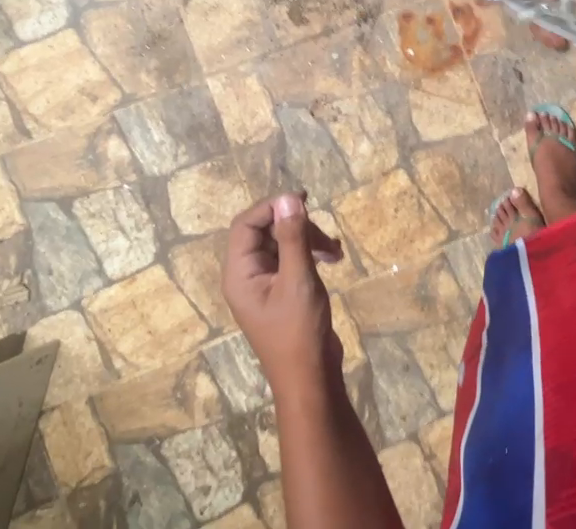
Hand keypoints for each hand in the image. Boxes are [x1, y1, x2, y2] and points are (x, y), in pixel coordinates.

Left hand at [222, 193, 346, 394]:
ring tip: (335, 251)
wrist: (309, 375)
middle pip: (266, 232)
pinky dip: (311, 253)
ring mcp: (264, 284)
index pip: (246, 224)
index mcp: (239, 273)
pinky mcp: (282, 290)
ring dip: (309, 239)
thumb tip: (288, 199)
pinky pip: (292, 259)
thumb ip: (293, 237)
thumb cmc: (298, 330)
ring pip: (282, 243)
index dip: (272, 207)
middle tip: (326, 236)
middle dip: (297, 226)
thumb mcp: (298, 279)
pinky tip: (333, 258)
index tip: (304, 199)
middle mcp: (247, 275)